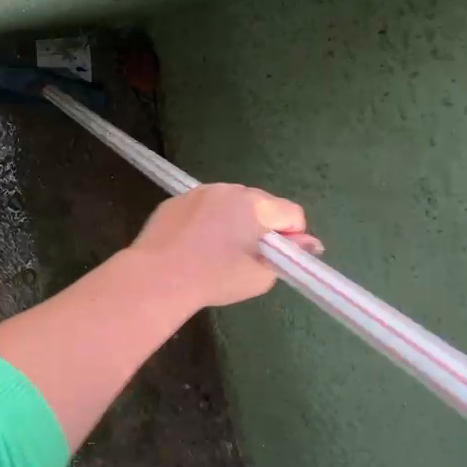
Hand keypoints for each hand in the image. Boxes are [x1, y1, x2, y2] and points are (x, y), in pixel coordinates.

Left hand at [122, 183, 319, 307]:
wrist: (159, 274)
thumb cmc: (216, 277)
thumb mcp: (262, 274)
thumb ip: (289, 255)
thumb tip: (308, 243)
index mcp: (254, 204)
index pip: (291, 213)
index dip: (292, 236)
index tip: (277, 257)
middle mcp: (227, 189)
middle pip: (260, 203)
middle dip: (262, 225)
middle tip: (248, 254)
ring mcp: (197, 192)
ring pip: (229, 202)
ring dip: (234, 219)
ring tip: (219, 248)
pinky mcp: (174, 200)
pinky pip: (202, 206)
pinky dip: (206, 219)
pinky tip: (195, 242)